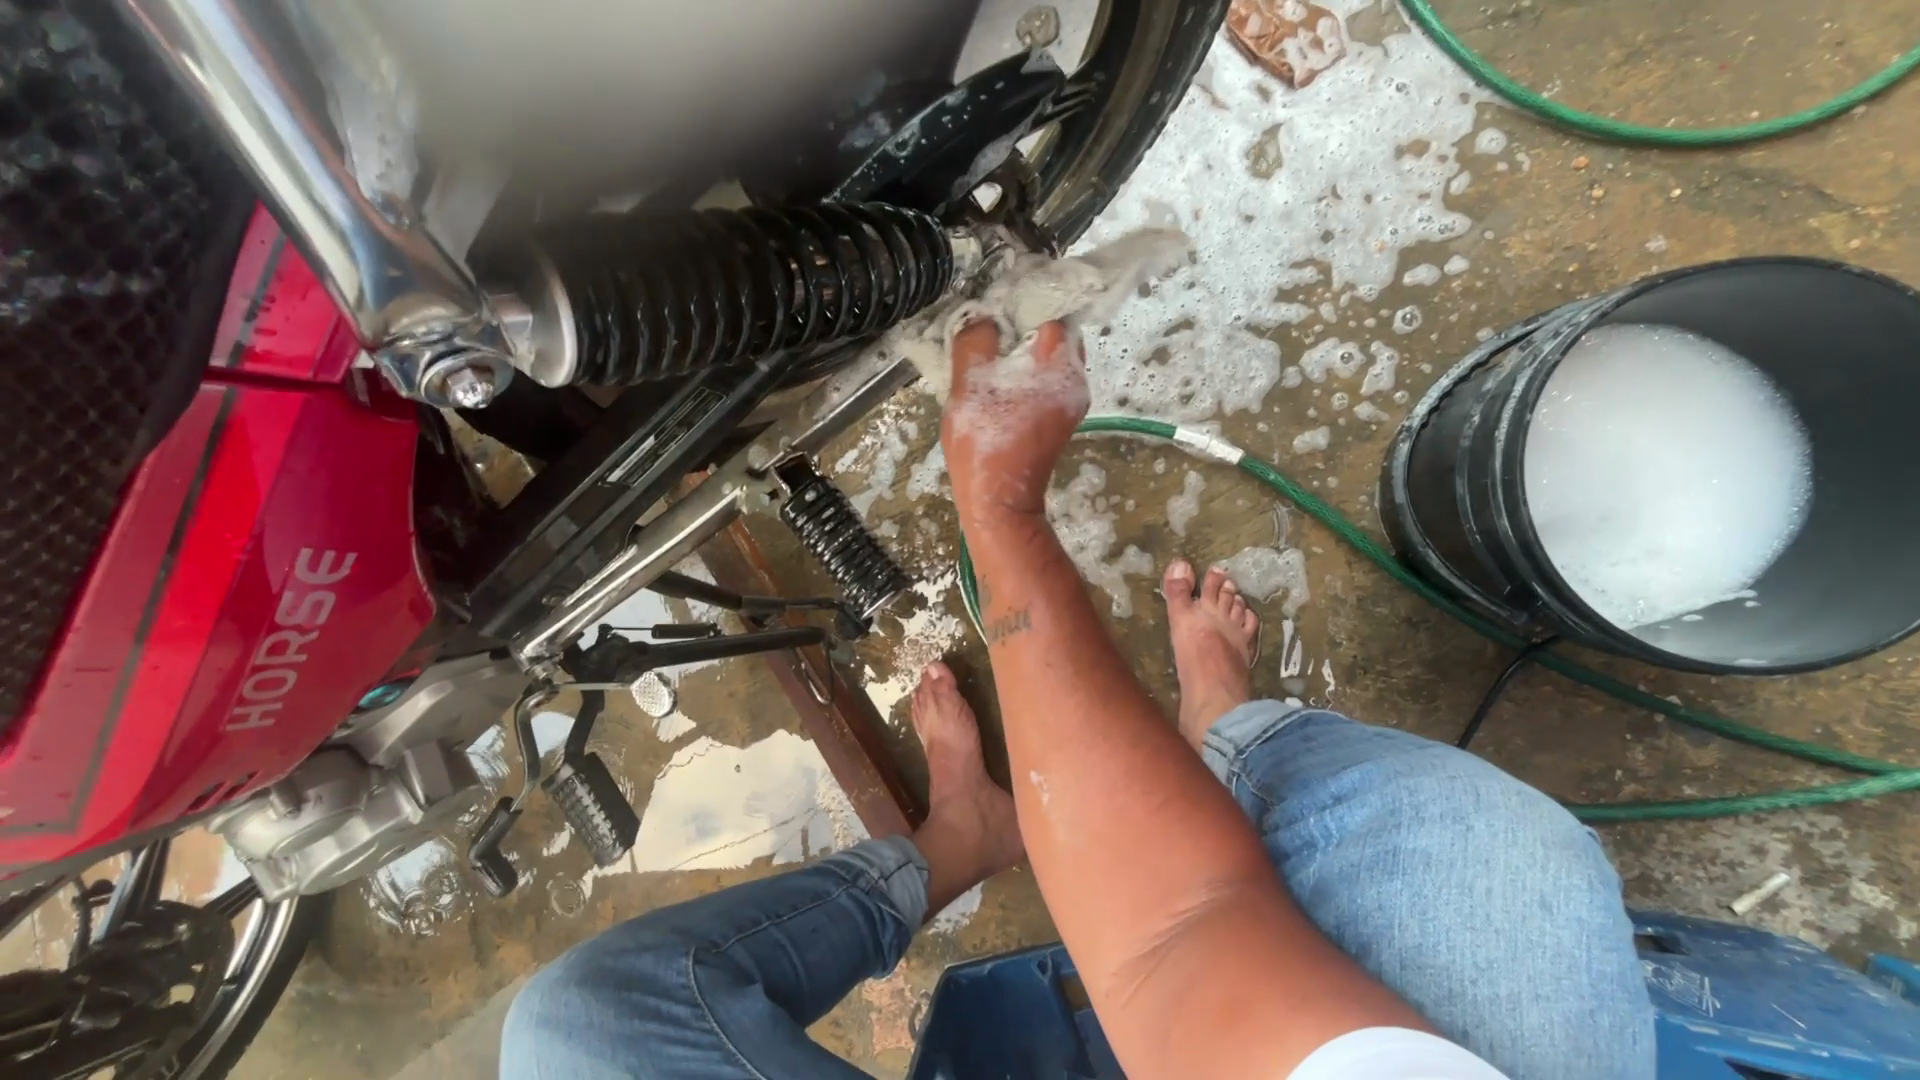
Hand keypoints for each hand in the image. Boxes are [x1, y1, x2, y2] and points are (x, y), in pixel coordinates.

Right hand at [941, 318, 1089, 526]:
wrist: (999, 503)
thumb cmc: (983, 444)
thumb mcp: (969, 387)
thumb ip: (975, 345)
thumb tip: (982, 317)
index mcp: (1059, 370)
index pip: (1055, 316)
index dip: (1027, 305)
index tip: (999, 307)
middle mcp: (1075, 384)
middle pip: (1058, 338)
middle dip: (1029, 328)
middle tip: (994, 330)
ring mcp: (1070, 405)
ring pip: (1053, 361)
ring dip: (1026, 353)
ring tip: (993, 354)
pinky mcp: (1059, 421)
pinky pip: (1048, 383)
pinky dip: (1028, 374)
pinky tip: (1001, 381)